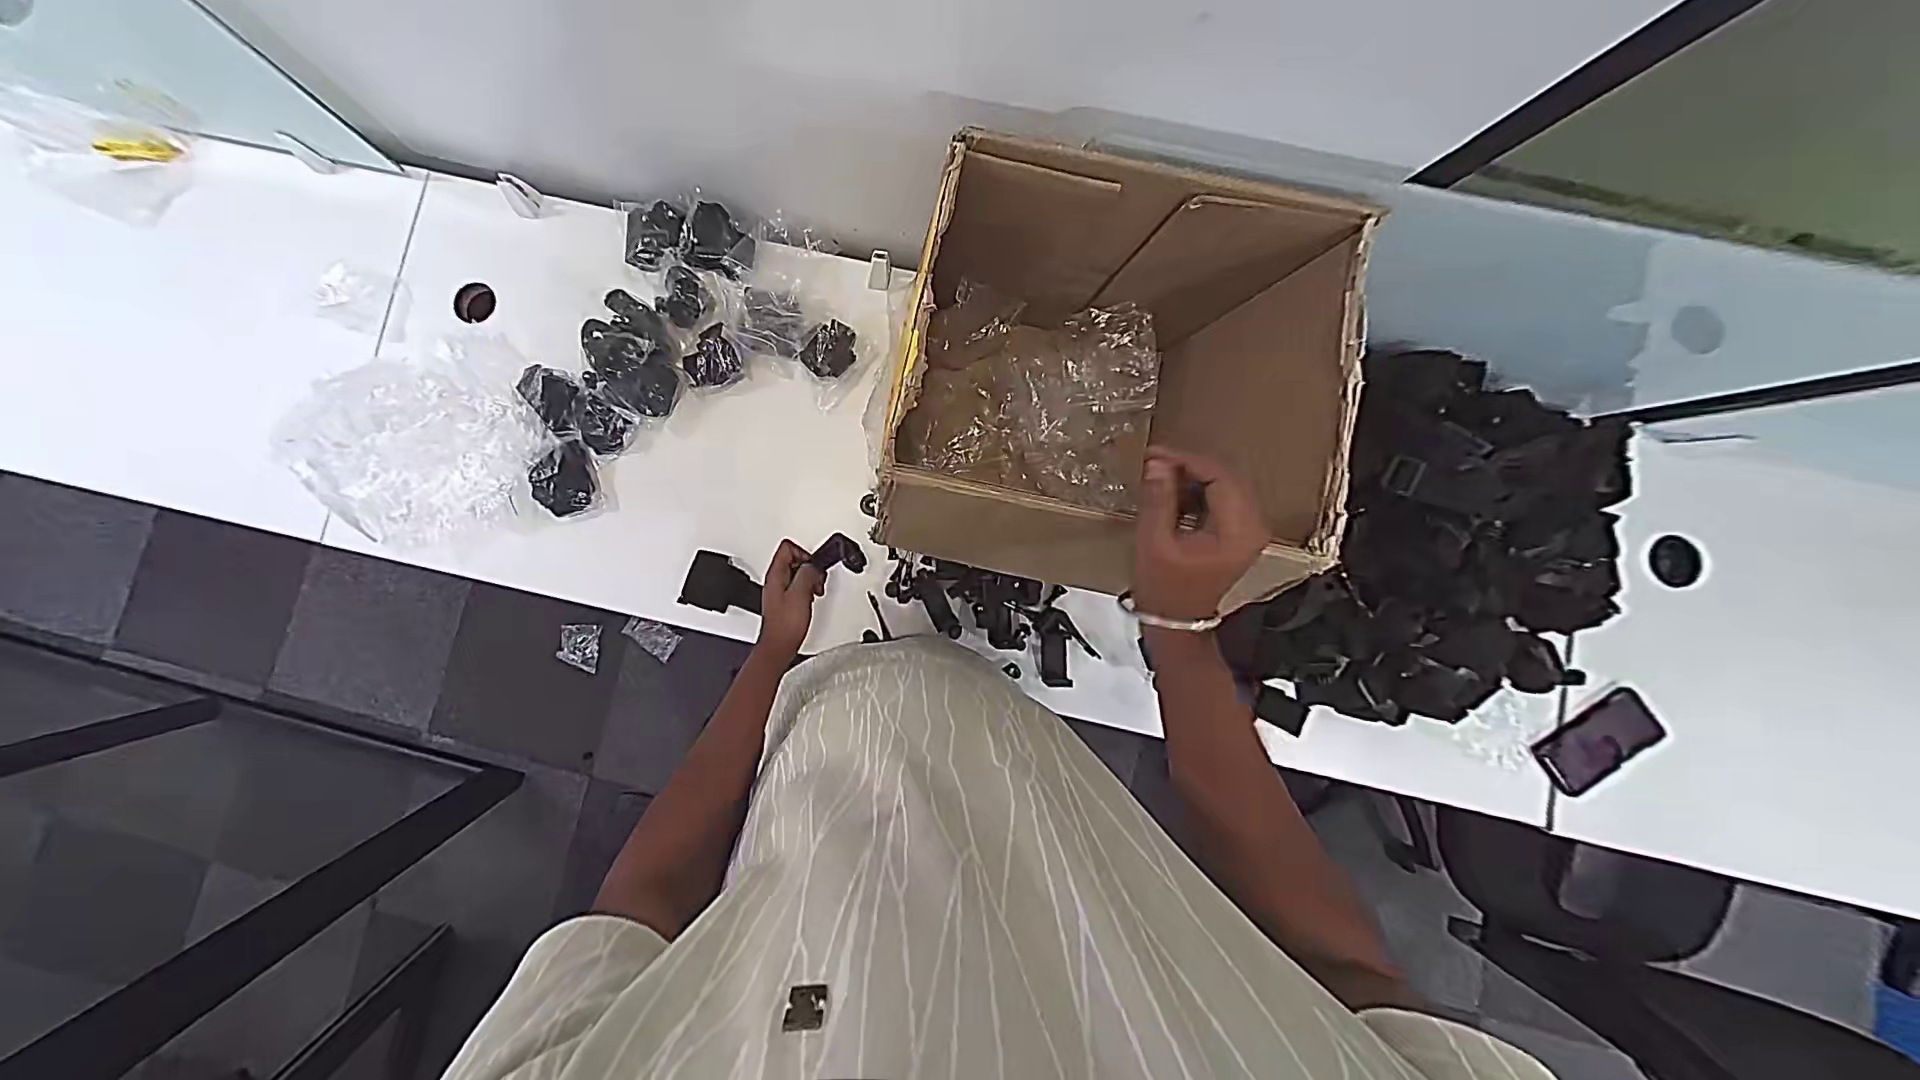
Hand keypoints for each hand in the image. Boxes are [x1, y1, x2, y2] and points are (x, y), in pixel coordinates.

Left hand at [757, 540, 824, 659]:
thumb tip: (812, 566)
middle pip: (793, 558)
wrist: (780, 646)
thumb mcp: (801, 594)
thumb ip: (807, 574)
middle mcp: (775, 581)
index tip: (812, 566)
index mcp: (776, 575)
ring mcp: (779, 590)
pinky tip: (810, 598)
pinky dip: (807, 588)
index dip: (804, 553)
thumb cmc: (786, 625)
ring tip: (814, 589)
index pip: (787, 548)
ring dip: (809, 578)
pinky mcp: (785, 600)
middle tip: (815, 578)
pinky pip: (797, 585)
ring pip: (796, 572)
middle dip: (808, 566)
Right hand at [1132, 447, 1268, 620]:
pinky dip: (1198, 492)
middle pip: (1226, 478)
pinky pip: (1222, 500)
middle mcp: (1252, 529)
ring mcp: (1247, 532)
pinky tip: (1172, 493)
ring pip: (1224, 486)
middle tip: (1156, 460)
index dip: (1188, 461)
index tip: (1157, 455)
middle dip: (1190, 466)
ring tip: (1160, 474)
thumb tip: (1158, 463)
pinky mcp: (1237, 535)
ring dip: (1193, 477)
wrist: (1175, 621)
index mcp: (1238, 532)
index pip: (1220, 478)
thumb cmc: (1164, 589)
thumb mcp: (1154, 542)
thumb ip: (1158, 499)